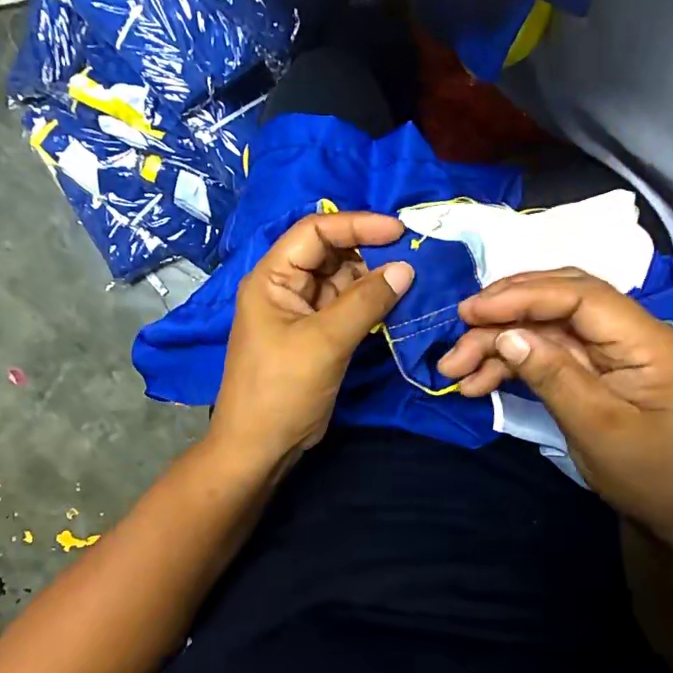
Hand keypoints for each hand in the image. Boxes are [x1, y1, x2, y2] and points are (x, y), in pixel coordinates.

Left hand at [211, 212, 414, 462]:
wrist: (260, 447)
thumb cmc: (281, 390)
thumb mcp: (324, 342)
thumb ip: (365, 302)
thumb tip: (406, 268)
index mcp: (272, 277)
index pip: (314, 232)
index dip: (356, 224)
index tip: (400, 231)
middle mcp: (284, 287)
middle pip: (330, 252)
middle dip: (369, 251)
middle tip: (412, 258)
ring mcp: (300, 311)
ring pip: (342, 280)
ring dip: (373, 279)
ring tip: (411, 281)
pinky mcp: (316, 334)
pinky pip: (346, 307)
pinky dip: (370, 304)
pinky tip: (397, 303)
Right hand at [436, 269, 672, 547]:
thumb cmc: (651, 478)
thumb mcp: (598, 429)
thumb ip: (553, 376)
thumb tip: (506, 334)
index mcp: (649, 341)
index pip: (581, 296)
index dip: (523, 296)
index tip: (471, 311)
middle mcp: (632, 335)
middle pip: (560, 303)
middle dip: (505, 313)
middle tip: (458, 328)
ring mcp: (612, 353)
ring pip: (546, 329)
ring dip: (499, 343)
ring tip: (455, 369)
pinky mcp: (595, 371)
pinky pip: (548, 354)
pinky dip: (511, 365)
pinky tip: (478, 382)